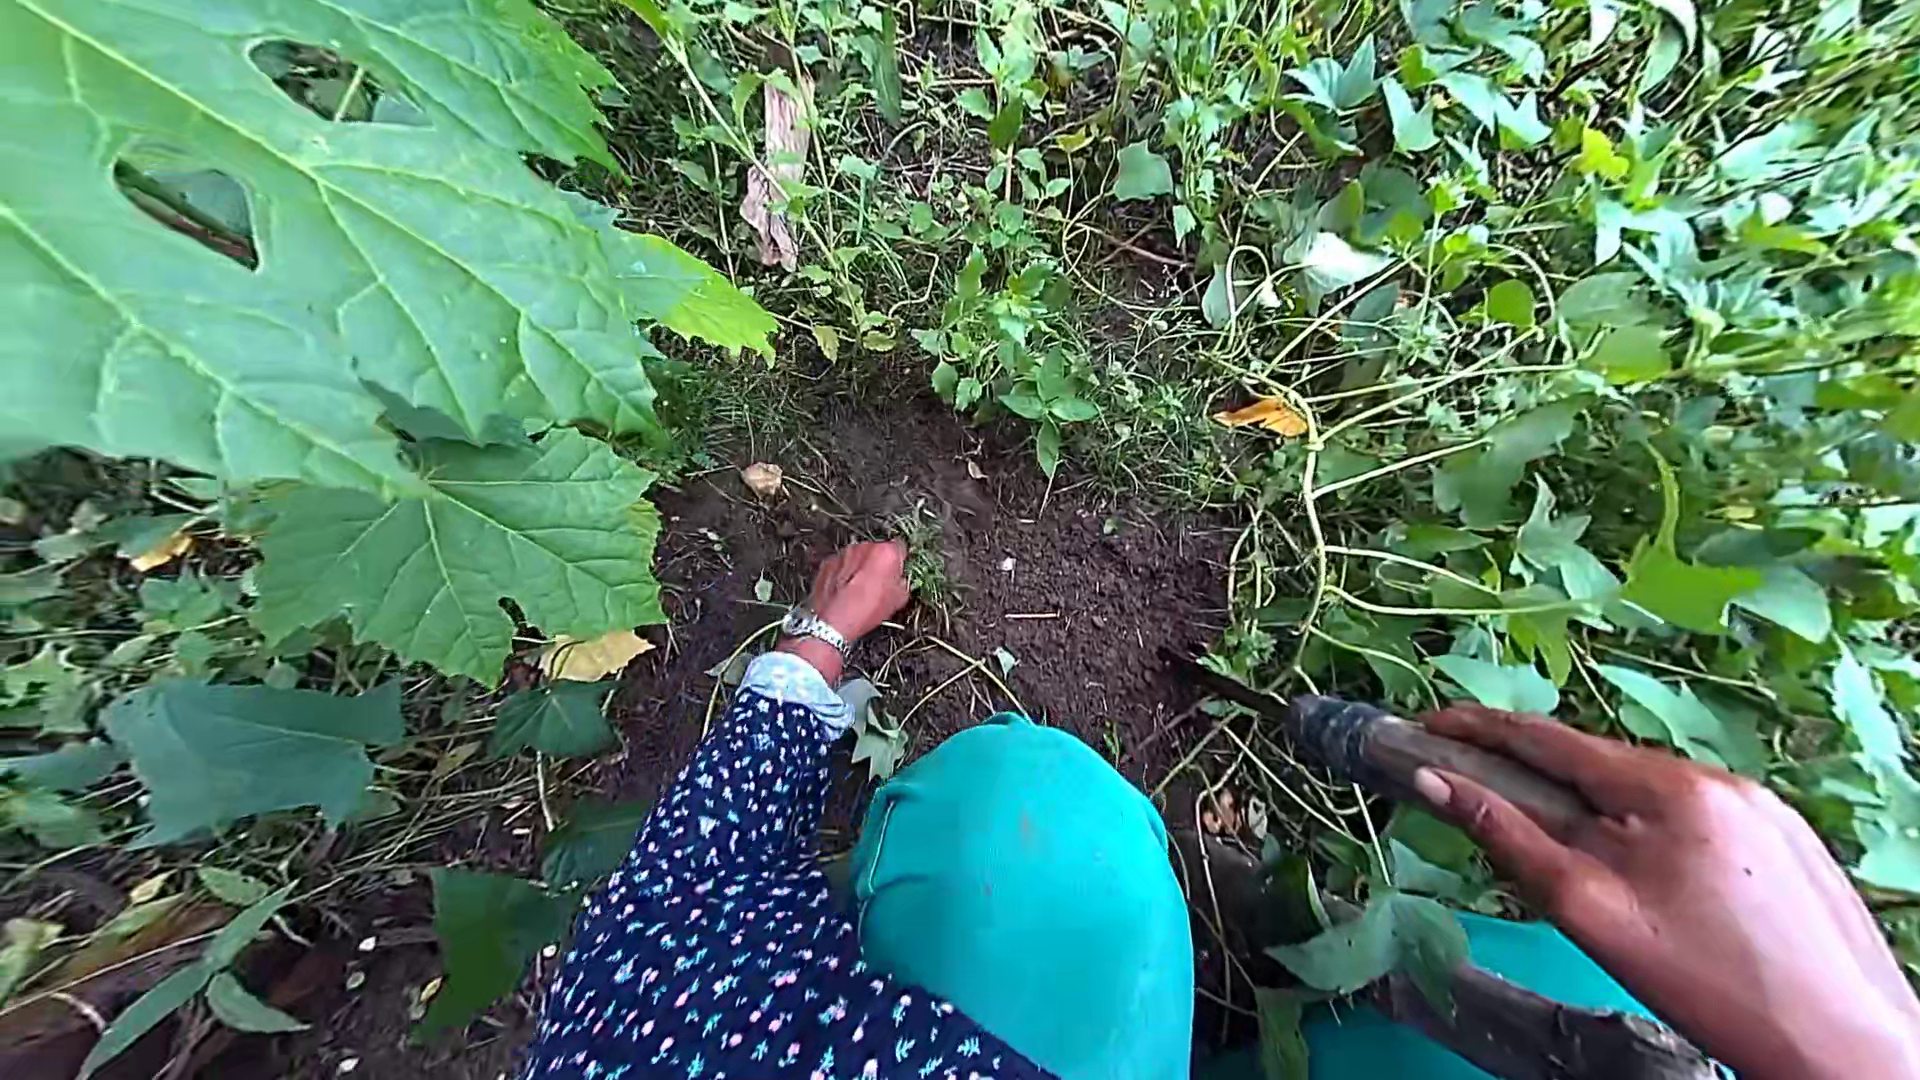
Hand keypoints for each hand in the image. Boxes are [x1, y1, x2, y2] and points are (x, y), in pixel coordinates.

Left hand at [773, 539, 908, 684]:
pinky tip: (846, 590)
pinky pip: (841, 564)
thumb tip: (900, 582)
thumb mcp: (899, 600)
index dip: (900, 560)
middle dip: (878, 564)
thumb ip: (902, 583)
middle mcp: (865, 547)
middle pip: (877, 551)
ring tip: (860, 590)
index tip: (898, 570)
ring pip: (858, 557)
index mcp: (886, 552)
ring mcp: (844, 554)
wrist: (834, 621)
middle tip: (879, 584)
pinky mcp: (828, 562)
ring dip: (860, 568)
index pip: (900, 548)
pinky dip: (844, 573)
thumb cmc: (866, 610)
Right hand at [1412, 703, 1919, 1079]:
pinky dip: (1619, 806)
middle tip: (1466, 774)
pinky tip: (1609, 840)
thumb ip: (1499, 829)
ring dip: (1570, 786)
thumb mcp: (1580, 902)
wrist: (1863, 1067)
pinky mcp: (1780, 834)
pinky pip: (1671, 801)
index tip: (1426, 724)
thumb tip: (1429, 777)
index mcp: (1669, 786)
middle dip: (1521, 760)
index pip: (1546, 736)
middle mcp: (1717, 779)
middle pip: (1588, 755)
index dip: (1475, 725)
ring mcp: (1758, 805)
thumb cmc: (1703, 980)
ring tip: (1531, 813)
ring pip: (1628, 777)